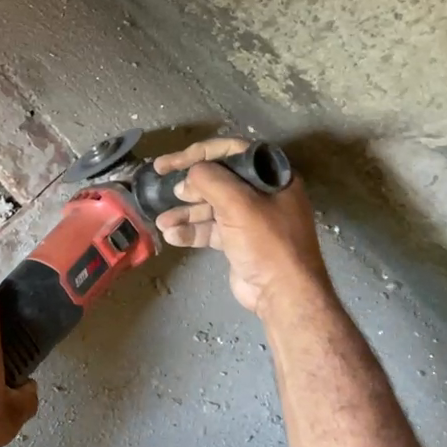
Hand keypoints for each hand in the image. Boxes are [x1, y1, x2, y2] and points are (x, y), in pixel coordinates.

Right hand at [151, 138, 329, 313]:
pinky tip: (172, 236)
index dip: (198, 153)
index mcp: (272, 178)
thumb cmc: (267, 243)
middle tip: (167, 190)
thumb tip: (190, 173)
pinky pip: (210, 228)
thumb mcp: (238, 204)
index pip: (231, 152)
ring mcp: (250, 219)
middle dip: (189, 187)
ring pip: (210, 206)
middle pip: (217, 180)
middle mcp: (262, 194)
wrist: (283, 294)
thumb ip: (210, 179)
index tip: (171, 163)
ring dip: (184, 212)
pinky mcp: (238, 241)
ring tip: (162, 222)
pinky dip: (191, 231)